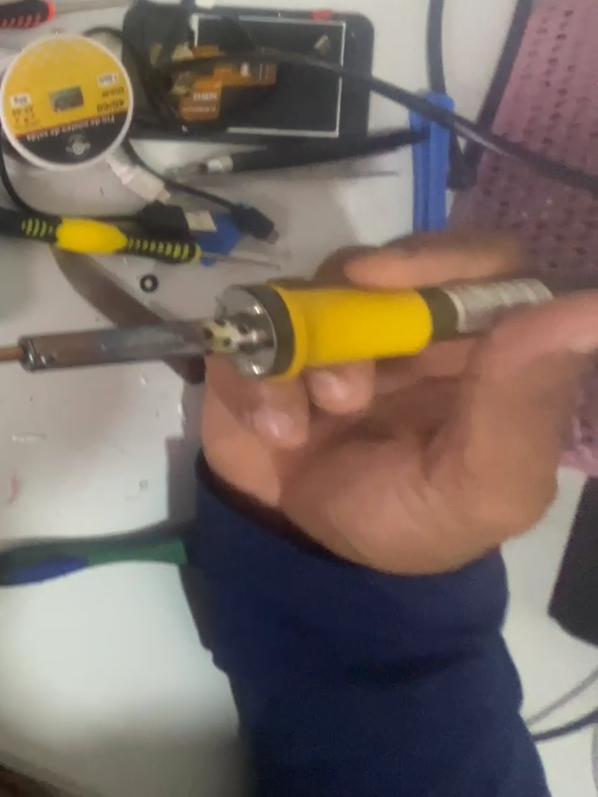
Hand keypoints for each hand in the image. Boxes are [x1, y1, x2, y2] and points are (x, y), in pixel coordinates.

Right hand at [202, 234, 597, 574]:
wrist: (301, 543)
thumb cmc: (411, 519)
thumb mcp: (484, 485)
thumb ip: (521, 403)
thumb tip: (589, 308)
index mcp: (474, 349)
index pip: (479, 265)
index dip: (439, 255)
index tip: (382, 278)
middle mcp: (395, 328)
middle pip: (371, 268)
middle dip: (344, 317)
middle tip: (340, 387)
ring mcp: (315, 336)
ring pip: (294, 300)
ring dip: (296, 363)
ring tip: (298, 427)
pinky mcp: (251, 351)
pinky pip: (237, 338)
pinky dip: (250, 385)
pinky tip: (269, 428)